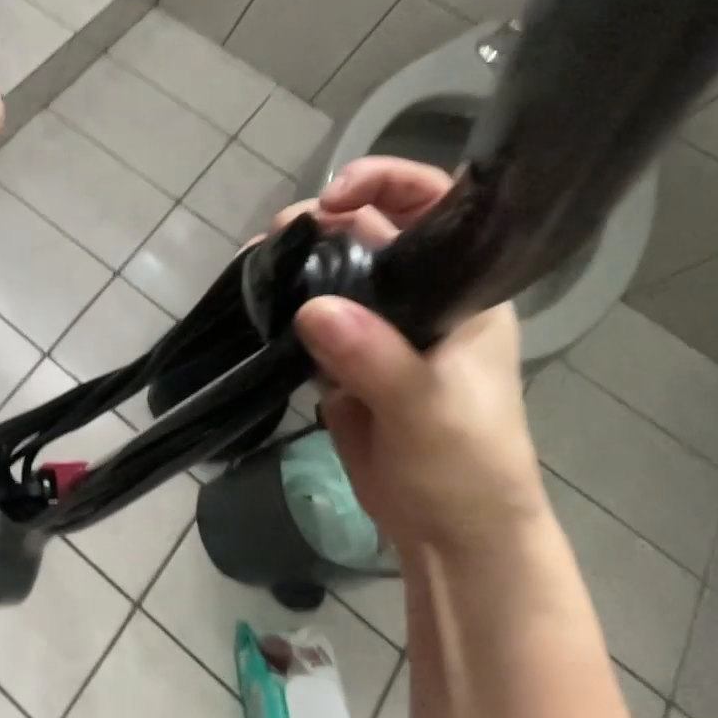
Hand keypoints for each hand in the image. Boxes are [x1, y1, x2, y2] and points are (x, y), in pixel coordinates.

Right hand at [278, 158, 547, 554]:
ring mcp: (378, 325)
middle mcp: (419, 296)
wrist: (447, 535)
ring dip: (291, 258)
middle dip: (321, 220)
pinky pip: (306, 311)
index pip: (433, 206)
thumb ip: (377, 359)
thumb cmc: (466, 468)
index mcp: (462, 292)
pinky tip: (251, 298)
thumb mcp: (430, 412)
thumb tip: (313, 310)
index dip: (387, 182)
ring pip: (329, 268)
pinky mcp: (343, 354)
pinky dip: (278, 298)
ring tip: (252, 265)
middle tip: (279, 236)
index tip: (334, 198)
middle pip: (368, 230)